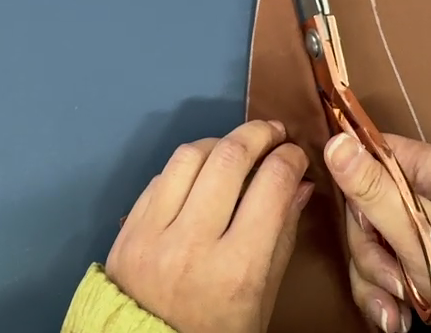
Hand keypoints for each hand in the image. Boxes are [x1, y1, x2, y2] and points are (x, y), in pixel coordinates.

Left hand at [106, 119, 314, 332]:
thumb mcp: (262, 299)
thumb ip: (282, 236)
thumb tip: (301, 183)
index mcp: (236, 269)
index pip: (271, 185)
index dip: (290, 158)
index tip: (296, 154)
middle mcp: (193, 243)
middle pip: (229, 157)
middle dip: (258, 133)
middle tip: (273, 131)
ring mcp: (154, 233)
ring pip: (190, 155)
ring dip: (219, 142)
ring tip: (236, 147)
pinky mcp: (129, 229)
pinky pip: (161, 175)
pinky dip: (187, 166)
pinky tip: (201, 173)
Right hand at [324, 132, 430, 332]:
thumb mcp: (422, 237)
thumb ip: (374, 191)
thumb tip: (334, 141)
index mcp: (429, 168)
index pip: (369, 152)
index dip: (356, 185)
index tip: (365, 222)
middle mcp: (422, 191)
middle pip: (363, 204)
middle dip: (369, 249)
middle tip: (394, 277)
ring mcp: (418, 229)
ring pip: (366, 241)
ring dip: (375, 279)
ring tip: (400, 308)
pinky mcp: (415, 263)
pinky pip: (377, 268)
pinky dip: (381, 295)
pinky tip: (397, 319)